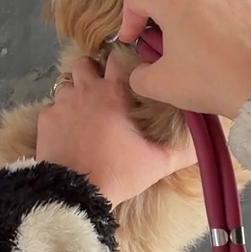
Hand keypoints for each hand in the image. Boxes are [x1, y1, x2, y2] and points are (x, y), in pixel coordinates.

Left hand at [36, 56, 195, 205]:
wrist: (74, 193)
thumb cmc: (118, 173)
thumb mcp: (157, 163)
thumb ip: (182, 150)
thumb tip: (205, 144)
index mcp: (114, 93)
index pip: (118, 58)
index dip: (122, 62)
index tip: (127, 72)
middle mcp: (86, 90)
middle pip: (85, 63)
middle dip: (92, 71)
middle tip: (101, 90)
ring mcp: (62, 103)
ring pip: (66, 84)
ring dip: (74, 92)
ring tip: (83, 111)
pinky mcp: (45, 119)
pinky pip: (52, 108)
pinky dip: (59, 115)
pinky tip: (68, 132)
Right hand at [118, 0, 250, 117]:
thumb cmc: (210, 81)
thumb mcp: (162, 87)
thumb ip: (138, 75)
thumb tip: (141, 69)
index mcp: (172, 3)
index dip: (128, 20)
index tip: (133, 40)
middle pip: (172, 0)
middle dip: (166, 25)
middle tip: (174, 54)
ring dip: (198, 16)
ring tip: (208, 44)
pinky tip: (231, 11)